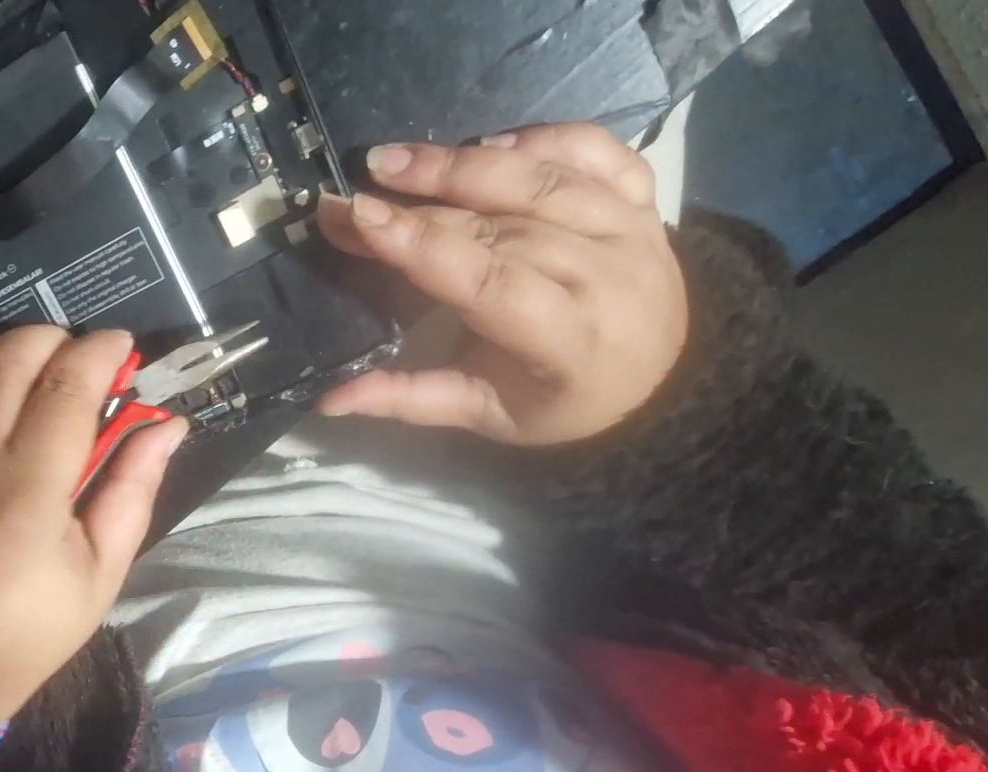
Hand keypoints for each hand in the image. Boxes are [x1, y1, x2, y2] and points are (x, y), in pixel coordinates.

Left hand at [0, 326, 187, 737]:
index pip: (68, 386)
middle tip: (73, 362)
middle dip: (51, 340)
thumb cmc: (17, 636)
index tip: (119, 347)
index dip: (101, 353)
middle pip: (7, 357)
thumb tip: (169, 425)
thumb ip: (132, 492)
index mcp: (26, 495)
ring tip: (12, 363)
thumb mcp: (96, 579)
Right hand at [316, 123, 688, 445]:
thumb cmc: (560, 405)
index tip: (358, 217)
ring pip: (538, 180)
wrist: (659, 380)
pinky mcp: (641, 199)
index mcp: (567, 339)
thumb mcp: (487, 415)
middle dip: (414, 206)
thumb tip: (328, 400)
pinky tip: (484, 146)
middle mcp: (606, 273)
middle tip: (345, 198)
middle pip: (499, 225)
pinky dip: (537, 138)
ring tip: (395, 160)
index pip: (488, 279)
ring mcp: (630, 228)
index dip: (420, 245)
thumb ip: (412, 401)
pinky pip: (591, 149)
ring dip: (460, 163)